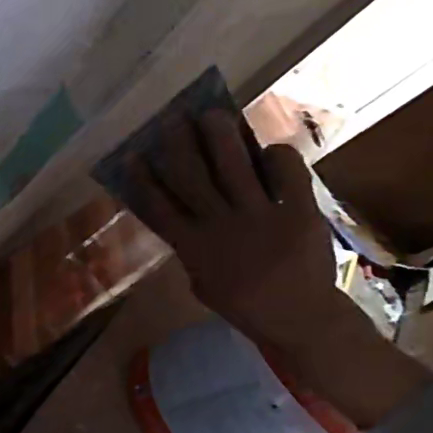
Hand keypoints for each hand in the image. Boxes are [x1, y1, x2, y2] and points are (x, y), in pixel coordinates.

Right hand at [123, 110, 340, 355]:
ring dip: (220, 135)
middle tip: (172, 120)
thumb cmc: (245, 305)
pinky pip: (286, 170)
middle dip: (179, 145)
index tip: (133, 155)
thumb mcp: (204, 285)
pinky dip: (276, 154)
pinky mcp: (298, 210)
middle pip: (192, 176)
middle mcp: (221, 225)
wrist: (299, 318)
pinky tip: (268, 152)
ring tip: (212, 114)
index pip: (159, 207)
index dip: (143, 179)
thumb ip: (192, 253)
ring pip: (234, 164)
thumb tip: (184, 221)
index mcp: (194, 247)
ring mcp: (260, 216)